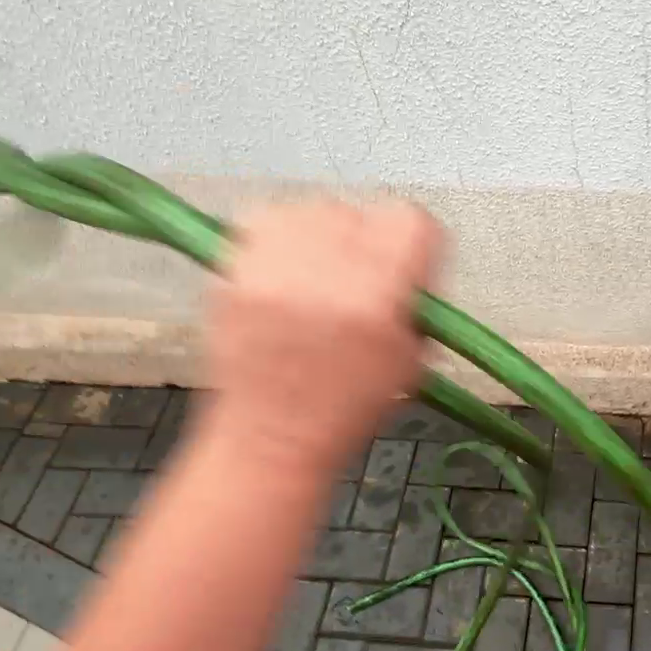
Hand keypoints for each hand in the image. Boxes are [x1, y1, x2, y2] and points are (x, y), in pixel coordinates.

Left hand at [203, 200, 440, 466]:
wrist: (269, 441)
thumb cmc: (348, 408)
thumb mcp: (410, 359)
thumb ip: (414, 302)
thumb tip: (412, 263)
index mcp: (376, 299)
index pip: (409, 221)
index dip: (415, 241)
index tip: (408, 261)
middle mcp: (325, 275)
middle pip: (361, 211)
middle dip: (368, 241)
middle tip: (362, 275)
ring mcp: (273, 271)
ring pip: (314, 209)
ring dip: (326, 234)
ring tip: (321, 270)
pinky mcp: (234, 272)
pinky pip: (266, 219)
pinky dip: (281, 234)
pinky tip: (287, 266)